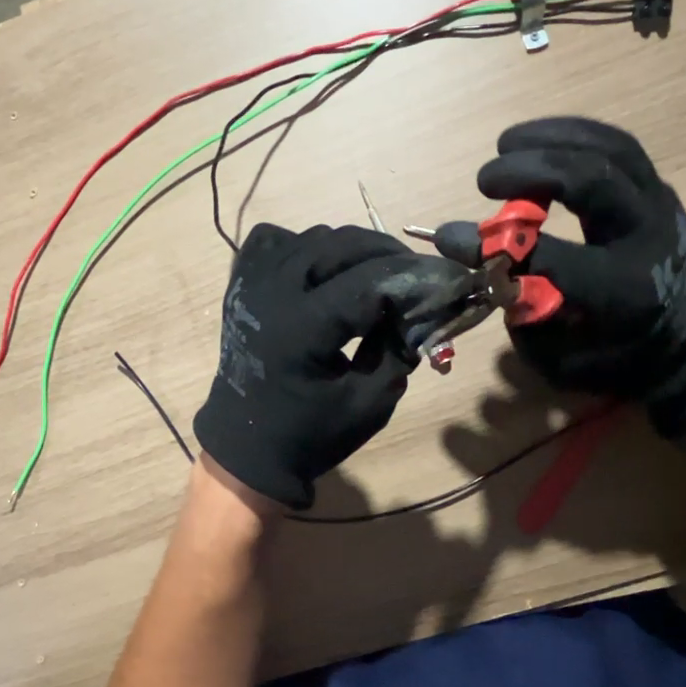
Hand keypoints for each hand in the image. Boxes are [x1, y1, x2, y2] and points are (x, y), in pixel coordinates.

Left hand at [193, 224, 419, 508]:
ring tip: (377, 276)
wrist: (247, 448)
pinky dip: (304, 246)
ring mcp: (250, 285)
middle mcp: (271, 295)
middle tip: (415, 277)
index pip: (368, 281)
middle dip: (387, 255)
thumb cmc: (311, 434)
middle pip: (341, 246)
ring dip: (350, 250)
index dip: (412, 277)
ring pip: (312, 238)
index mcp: (300, 330)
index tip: (445, 280)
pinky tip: (323, 272)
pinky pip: (275, 242)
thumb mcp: (370, 402)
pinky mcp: (240, 285)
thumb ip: (401, 349)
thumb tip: (429, 307)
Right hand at [475, 117, 685, 453]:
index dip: (494, 245)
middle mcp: (645, 238)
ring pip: (609, 149)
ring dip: (552, 138)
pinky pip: (617, 147)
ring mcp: (658, 206)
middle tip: (483, 180)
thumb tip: (493, 268)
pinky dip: (573, 134)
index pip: (550, 256)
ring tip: (505, 144)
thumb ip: (526, 316)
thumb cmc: (617, 358)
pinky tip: (536, 139)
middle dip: (532, 171)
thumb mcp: (562, 360)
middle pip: (592, 181)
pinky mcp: (656, 190)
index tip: (448, 236)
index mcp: (621, 290)